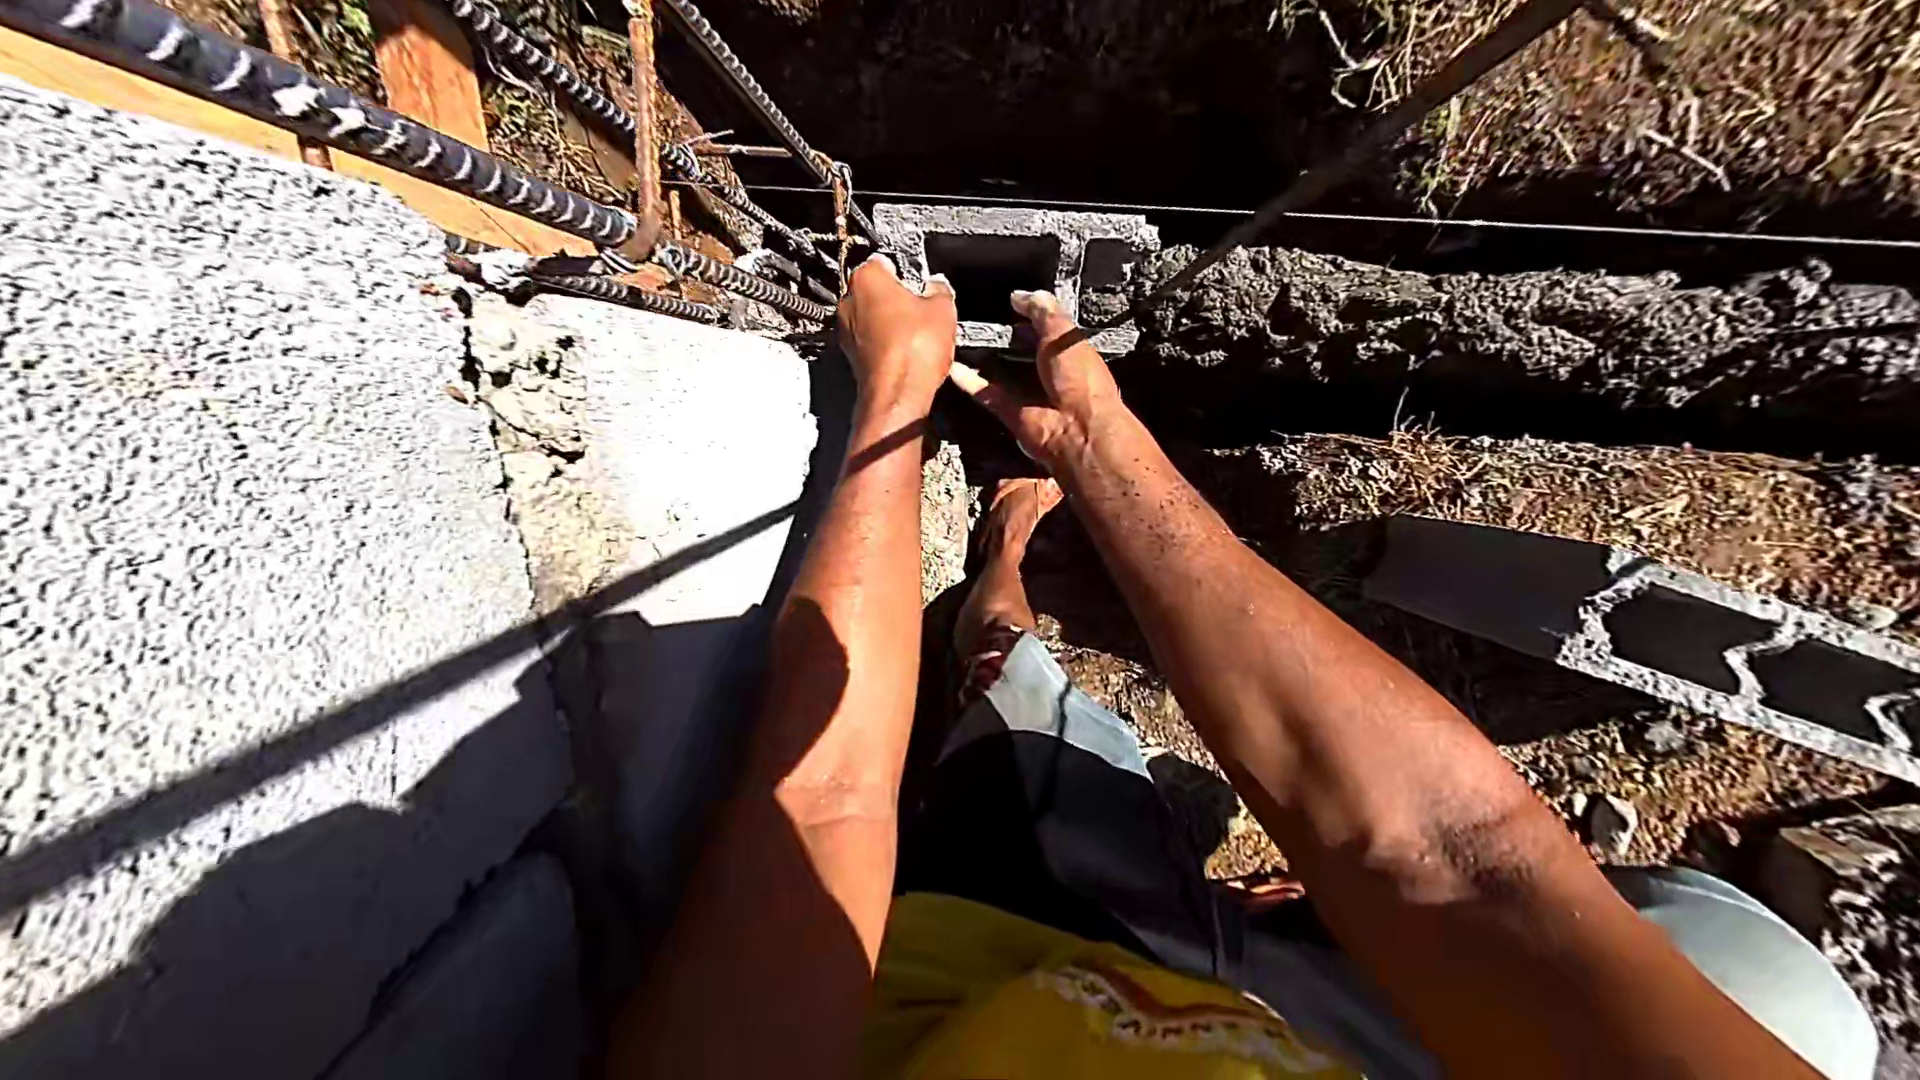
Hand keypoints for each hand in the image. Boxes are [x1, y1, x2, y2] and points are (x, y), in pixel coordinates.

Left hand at [835, 254, 955, 413]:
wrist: (898, 395)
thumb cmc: (914, 350)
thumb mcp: (943, 309)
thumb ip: (940, 290)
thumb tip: (939, 286)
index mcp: (867, 278)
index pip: (884, 261)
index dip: (905, 271)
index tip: (919, 282)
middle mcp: (849, 302)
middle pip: (876, 292)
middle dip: (896, 299)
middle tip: (921, 310)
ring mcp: (847, 332)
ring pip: (872, 319)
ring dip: (891, 325)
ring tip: (917, 338)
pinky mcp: (852, 358)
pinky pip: (872, 343)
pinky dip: (886, 347)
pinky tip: (907, 355)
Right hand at [948, 289, 1126, 469]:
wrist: (1076, 428)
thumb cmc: (1080, 379)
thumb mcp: (1062, 332)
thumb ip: (1041, 310)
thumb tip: (1020, 296)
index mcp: (1068, 352)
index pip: (1046, 330)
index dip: (1028, 316)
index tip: (1007, 305)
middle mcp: (1050, 374)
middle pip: (1021, 352)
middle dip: (1001, 338)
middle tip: (977, 321)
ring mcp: (1030, 395)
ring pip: (1002, 374)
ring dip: (983, 360)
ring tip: (960, 340)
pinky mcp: (1013, 414)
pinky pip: (988, 395)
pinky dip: (971, 383)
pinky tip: (954, 367)